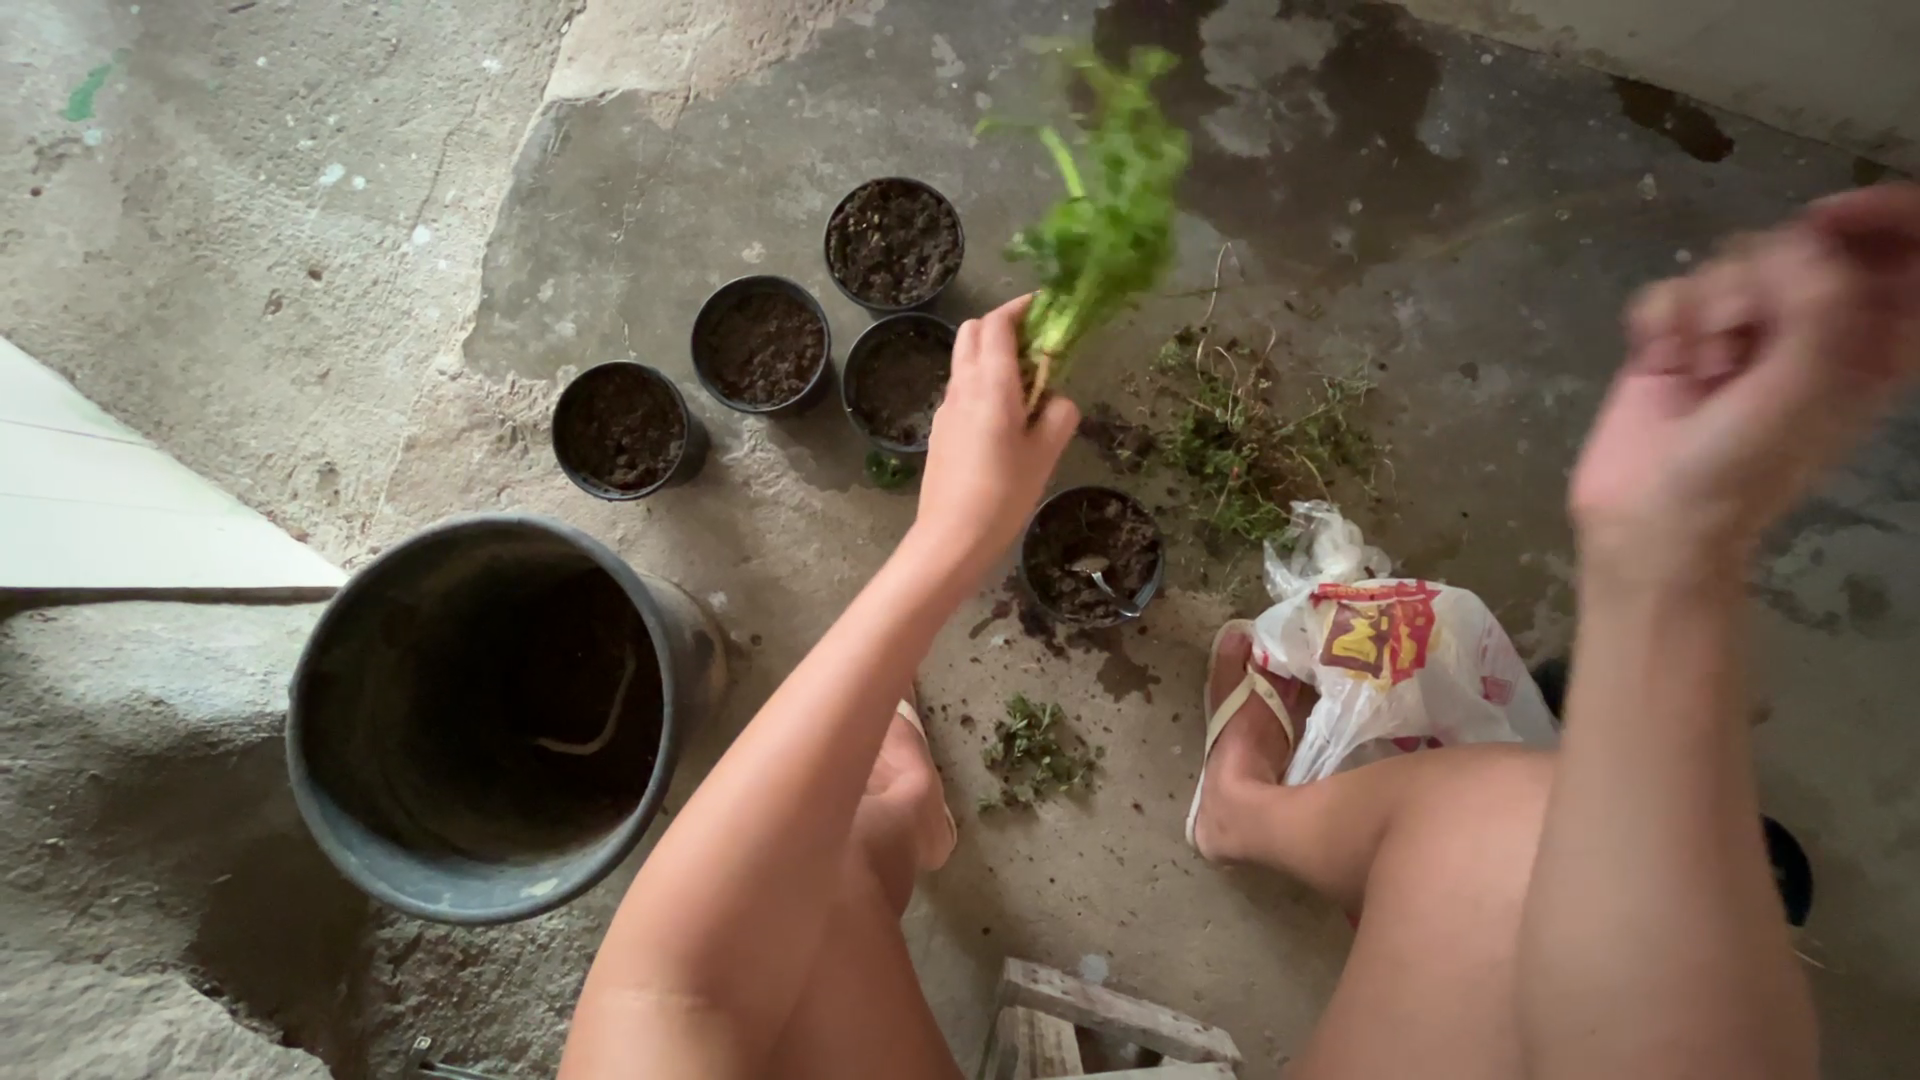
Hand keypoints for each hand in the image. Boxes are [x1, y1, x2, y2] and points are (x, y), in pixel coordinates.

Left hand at [909, 294, 1079, 579]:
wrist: (951, 537)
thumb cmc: (1003, 494)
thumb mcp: (1046, 453)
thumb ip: (1058, 414)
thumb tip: (1055, 399)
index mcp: (990, 383)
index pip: (998, 322)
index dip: (1022, 307)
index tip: (1047, 308)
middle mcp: (962, 386)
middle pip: (972, 331)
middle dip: (1004, 325)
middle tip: (1037, 345)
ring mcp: (946, 408)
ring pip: (964, 360)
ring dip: (992, 356)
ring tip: (1026, 385)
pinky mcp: (940, 430)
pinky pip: (961, 390)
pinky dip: (982, 383)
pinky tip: (1004, 418)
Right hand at [1571, 184, 1919, 581]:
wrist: (1649, 514)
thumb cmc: (1740, 465)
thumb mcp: (1807, 385)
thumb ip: (1822, 301)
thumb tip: (1792, 242)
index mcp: (1872, 334)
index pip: (1904, 248)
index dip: (1878, 218)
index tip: (1825, 218)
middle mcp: (1806, 326)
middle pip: (1797, 246)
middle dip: (1761, 279)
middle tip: (1741, 332)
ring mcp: (1731, 334)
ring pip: (1724, 265)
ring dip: (1702, 309)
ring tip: (1697, 364)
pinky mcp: (1669, 344)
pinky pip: (1666, 292)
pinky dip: (1657, 320)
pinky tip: (1659, 359)